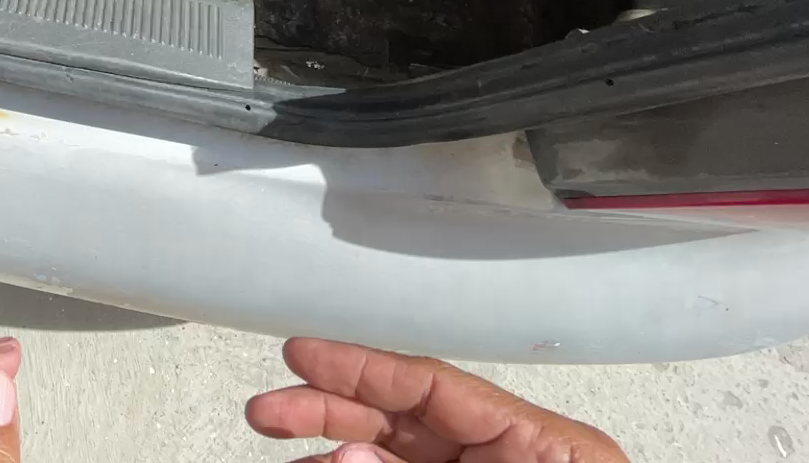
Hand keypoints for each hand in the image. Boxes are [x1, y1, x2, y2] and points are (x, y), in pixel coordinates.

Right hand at [246, 338, 628, 462]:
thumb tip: (344, 458)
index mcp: (544, 450)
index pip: (433, 384)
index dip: (360, 364)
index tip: (298, 356)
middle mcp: (509, 461)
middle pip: (402, 418)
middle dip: (329, 412)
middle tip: (264, 414)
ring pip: (390, 458)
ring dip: (335, 455)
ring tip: (283, 457)